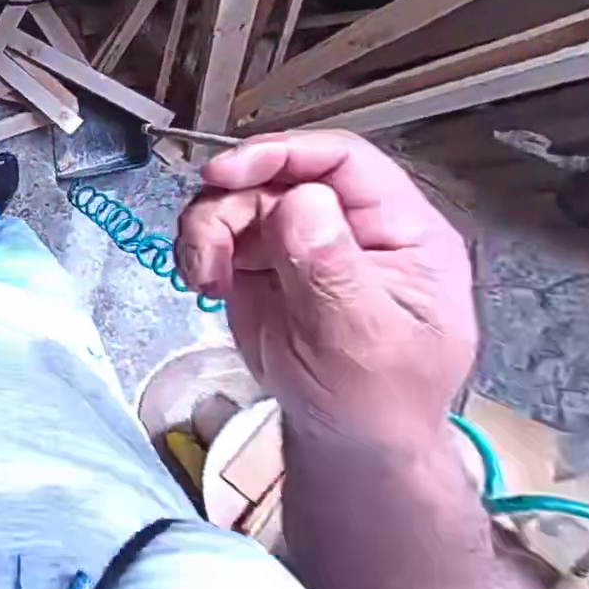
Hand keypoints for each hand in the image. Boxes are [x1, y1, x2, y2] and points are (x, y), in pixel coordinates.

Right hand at [176, 131, 475, 451]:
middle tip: (209, 259)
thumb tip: (302, 202)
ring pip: (228, 201)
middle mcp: (341, 223)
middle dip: (223, 212)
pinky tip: (204, 284)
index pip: (340, 160)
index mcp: (396, 230)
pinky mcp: (253, 258)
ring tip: (206, 281)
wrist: (341, 433)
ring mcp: (293, 239)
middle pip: (266, 179)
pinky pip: (208, 232)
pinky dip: (193, 252)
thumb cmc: (374, 394)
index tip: (224, 175)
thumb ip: (334, 270)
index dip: (279, 155)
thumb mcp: (363, 337)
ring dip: (202, 236)